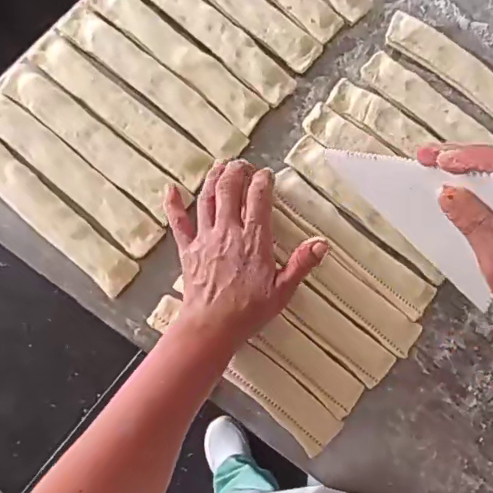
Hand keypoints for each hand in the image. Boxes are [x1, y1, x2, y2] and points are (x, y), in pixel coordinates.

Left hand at [166, 161, 325, 355]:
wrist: (211, 327)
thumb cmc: (247, 312)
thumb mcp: (282, 291)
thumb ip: (301, 264)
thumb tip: (320, 244)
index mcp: (254, 240)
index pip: (259, 197)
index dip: (263, 180)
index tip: (267, 176)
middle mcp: (228, 232)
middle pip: (230, 188)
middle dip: (237, 171)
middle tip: (243, 165)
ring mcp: (205, 239)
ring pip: (207, 198)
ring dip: (213, 178)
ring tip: (220, 166)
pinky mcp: (188, 250)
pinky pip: (179, 222)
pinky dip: (173, 204)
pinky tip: (171, 189)